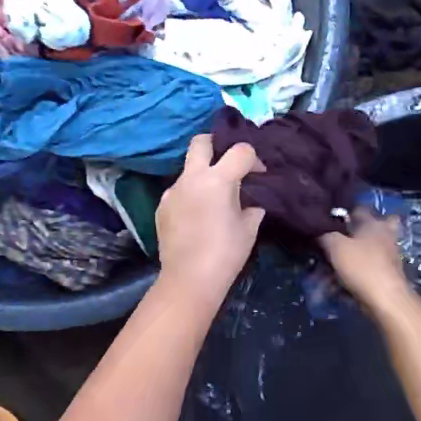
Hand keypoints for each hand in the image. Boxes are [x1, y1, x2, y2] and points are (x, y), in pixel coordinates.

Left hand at [156, 134, 264, 300]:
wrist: (189, 279)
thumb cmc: (226, 253)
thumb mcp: (249, 227)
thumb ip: (252, 204)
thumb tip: (250, 198)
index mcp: (218, 179)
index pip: (241, 151)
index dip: (254, 160)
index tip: (259, 175)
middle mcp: (191, 178)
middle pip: (201, 142)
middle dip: (216, 145)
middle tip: (227, 164)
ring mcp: (172, 191)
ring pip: (188, 169)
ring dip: (203, 175)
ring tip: (213, 199)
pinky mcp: (162, 206)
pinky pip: (179, 191)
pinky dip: (191, 195)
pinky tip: (197, 217)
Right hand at [319, 208, 411, 312]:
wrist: (386, 299)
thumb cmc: (362, 266)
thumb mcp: (335, 246)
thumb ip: (325, 234)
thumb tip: (317, 227)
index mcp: (373, 223)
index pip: (359, 208)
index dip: (343, 212)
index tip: (328, 220)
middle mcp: (385, 235)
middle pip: (373, 226)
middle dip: (357, 232)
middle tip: (339, 239)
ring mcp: (390, 255)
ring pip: (370, 249)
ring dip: (353, 255)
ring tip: (333, 266)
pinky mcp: (388, 273)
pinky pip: (369, 268)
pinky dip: (356, 272)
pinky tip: (341, 283)